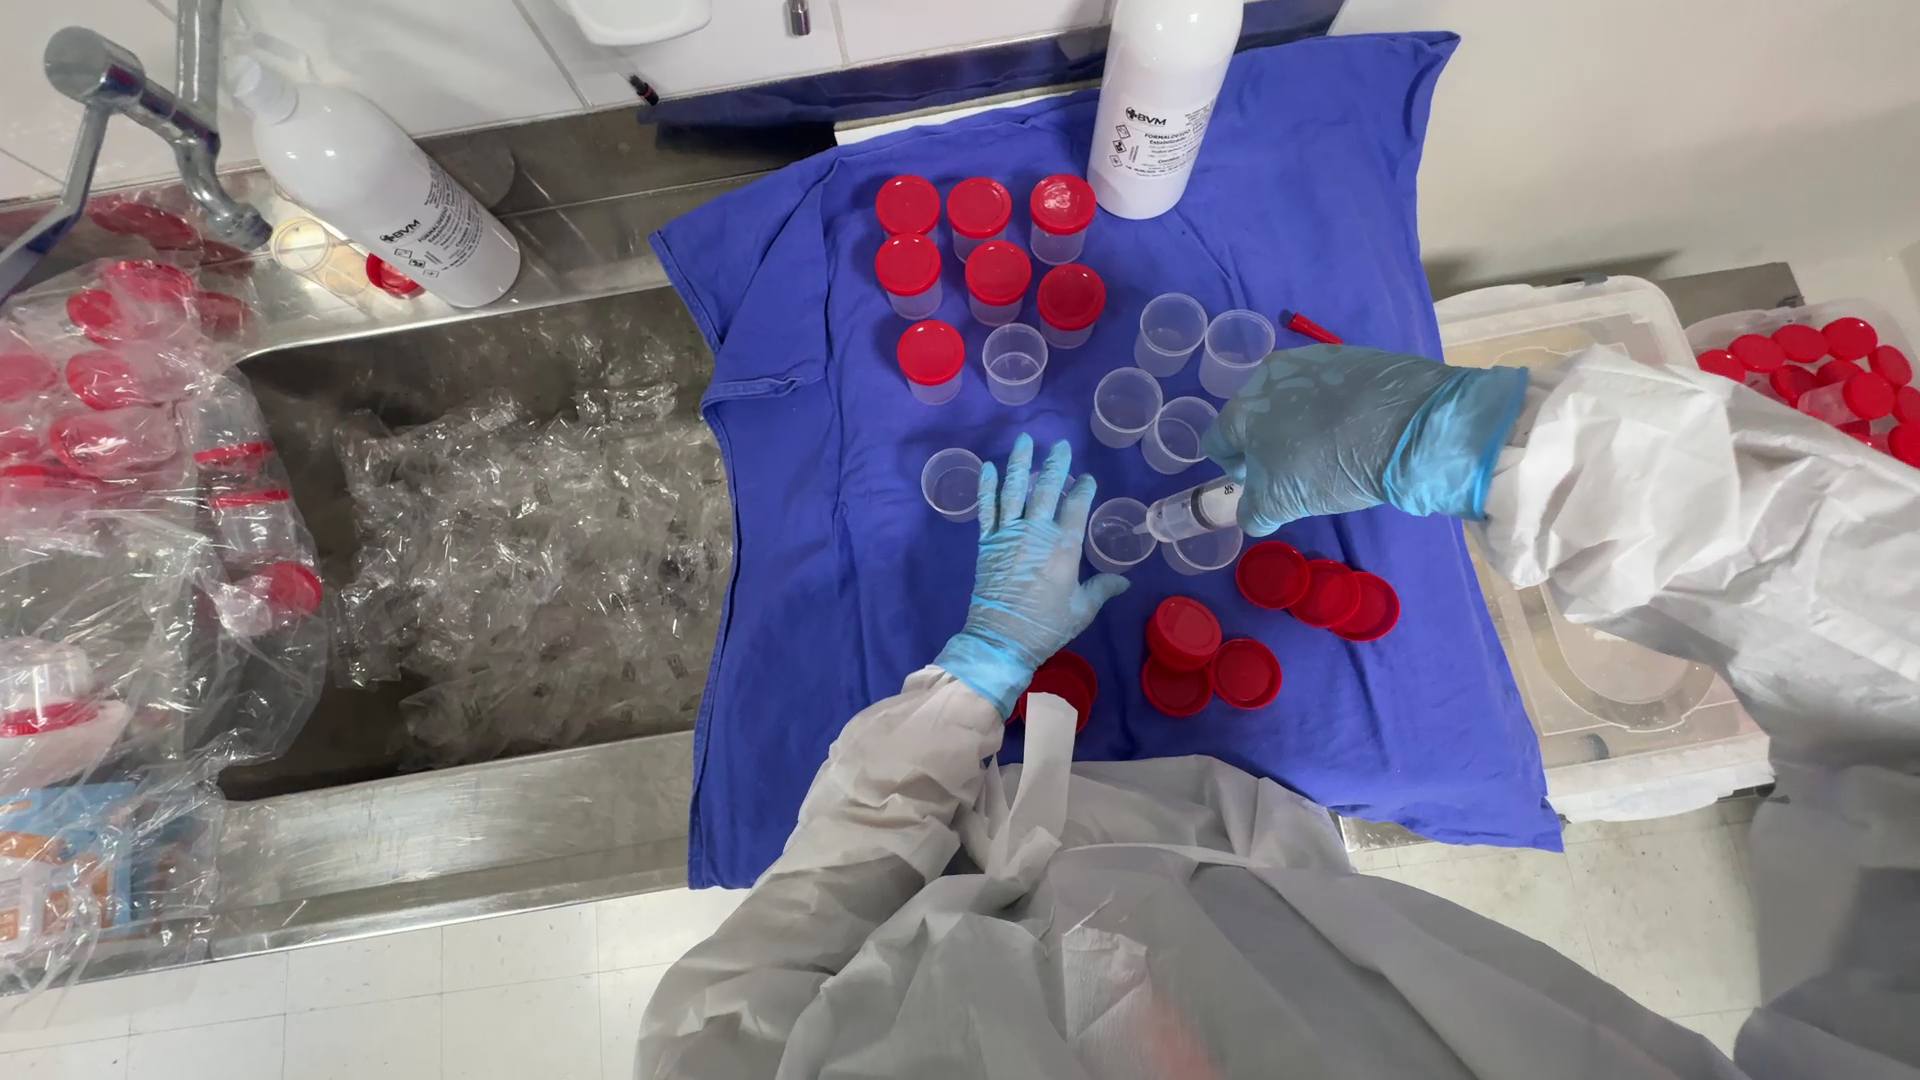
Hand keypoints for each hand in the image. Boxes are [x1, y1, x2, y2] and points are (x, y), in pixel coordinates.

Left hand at [935, 434, 1128, 715]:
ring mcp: (1008, 534)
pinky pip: (987, 508)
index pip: (1076, 506)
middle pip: (1046, 490)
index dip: (1082, 490)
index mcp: (1064, 546)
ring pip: (1014, 490)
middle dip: (1055, 465)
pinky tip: (987, 467)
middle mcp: (1036, 532)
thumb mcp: (1082, 610)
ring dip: (1019, 464)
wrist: (1001, 639)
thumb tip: (1124, 580)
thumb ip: (1102, 589)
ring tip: (1024, 441)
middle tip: (1060, 445)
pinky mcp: (986, 543)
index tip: (1086, 479)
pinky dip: (986, 487)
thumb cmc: (1046, 625)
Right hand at [1200, 344, 1528, 534]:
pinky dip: (1334, 408)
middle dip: (1266, 445)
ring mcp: (1312, 359)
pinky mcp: (1353, 355)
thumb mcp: (1281, 504)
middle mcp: (1267, 375)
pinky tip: (1357, 428)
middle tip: (1297, 470)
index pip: (1217, 444)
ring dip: (1299, 424)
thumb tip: (1252, 514)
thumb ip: (1253, 512)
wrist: (1414, 427)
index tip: (1261, 485)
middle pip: (1253, 419)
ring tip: (1331, 448)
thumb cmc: (1329, 465)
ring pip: (1290, 401)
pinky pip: (1328, 388)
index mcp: (1240, 410)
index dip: (1235, 470)